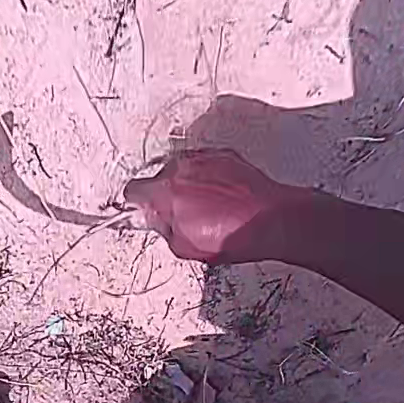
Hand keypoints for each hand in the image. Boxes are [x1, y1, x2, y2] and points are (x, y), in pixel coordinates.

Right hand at [124, 148, 311, 263]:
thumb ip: (163, 229)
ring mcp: (203, 158)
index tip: (142, 212)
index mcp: (163, 192)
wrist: (271, 220)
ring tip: (204, 208)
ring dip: (185, 185)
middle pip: (157, 178)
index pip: (132, 191)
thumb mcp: (183, 247)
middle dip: (164, 195)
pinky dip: (206, 177)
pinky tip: (218, 197)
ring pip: (181, 170)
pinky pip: (204, 164)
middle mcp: (180, 168)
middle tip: (179, 216)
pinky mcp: (224, 155)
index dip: (135, 205)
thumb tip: (157, 222)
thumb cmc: (232, 235)